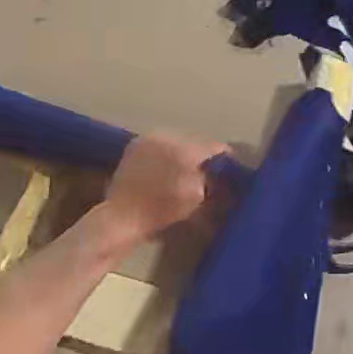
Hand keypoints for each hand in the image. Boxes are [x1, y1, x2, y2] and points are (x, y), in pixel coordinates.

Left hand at [98, 132, 230, 246]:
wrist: (122, 217)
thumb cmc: (161, 210)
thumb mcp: (195, 197)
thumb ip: (209, 178)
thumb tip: (215, 170)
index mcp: (184, 149)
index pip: (213, 146)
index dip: (224, 156)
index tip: (231, 166)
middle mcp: (166, 136)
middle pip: (194, 141)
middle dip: (202, 154)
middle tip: (209, 169)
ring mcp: (147, 140)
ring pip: (175, 141)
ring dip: (183, 152)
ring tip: (186, 169)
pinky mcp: (134, 147)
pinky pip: (158, 145)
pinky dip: (165, 154)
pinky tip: (166, 168)